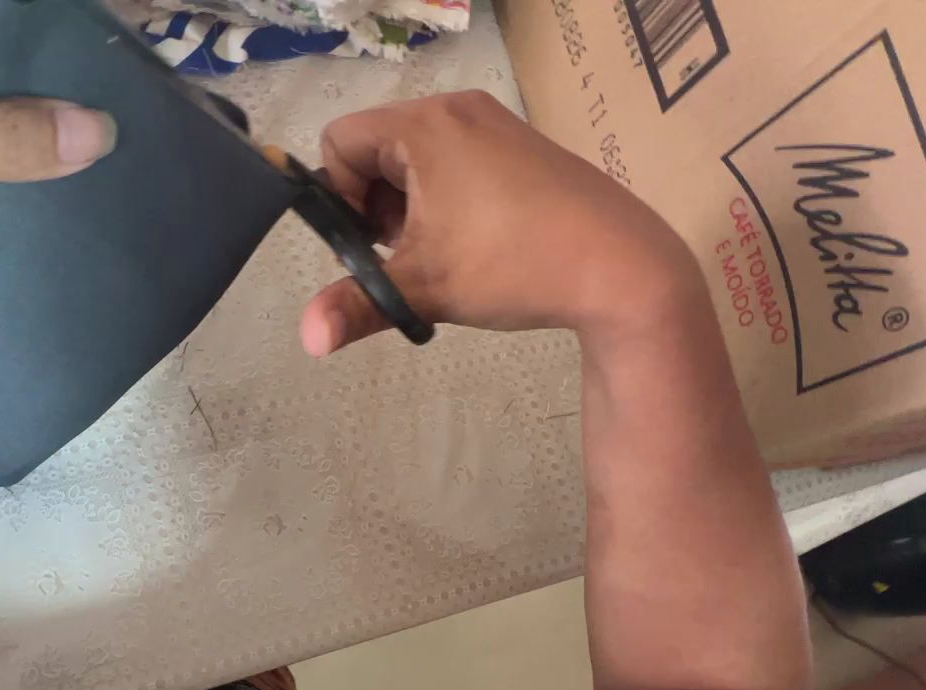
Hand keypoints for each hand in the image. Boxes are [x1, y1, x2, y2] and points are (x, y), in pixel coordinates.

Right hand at [300, 91, 702, 356]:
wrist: (620, 267)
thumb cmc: (512, 265)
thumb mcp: (422, 289)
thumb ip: (355, 309)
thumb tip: (306, 342)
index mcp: (425, 127)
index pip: (338, 141)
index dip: (336, 195)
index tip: (367, 242)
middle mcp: (456, 111)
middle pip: (372, 150)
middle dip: (370, 208)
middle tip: (400, 254)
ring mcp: (491, 126)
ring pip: (410, 161)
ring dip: (402, 211)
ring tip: (432, 254)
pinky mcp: (515, 149)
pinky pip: (448, 165)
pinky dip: (437, 204)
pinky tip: (463, 245)